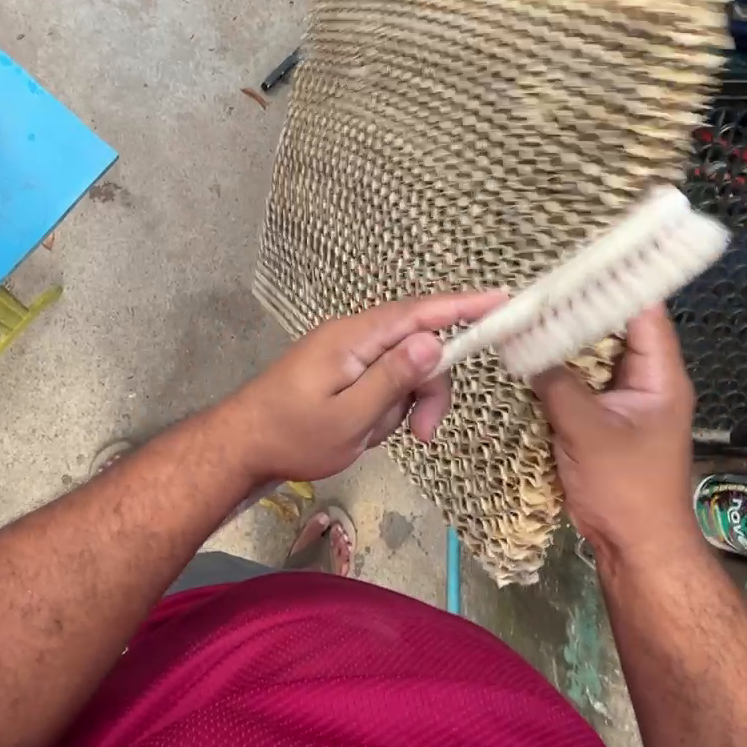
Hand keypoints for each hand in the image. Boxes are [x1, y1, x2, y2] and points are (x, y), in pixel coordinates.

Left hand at [216, 290, 506, 482]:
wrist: (243, 447)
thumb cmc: (292, 435)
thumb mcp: (349, 416)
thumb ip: (393, 378)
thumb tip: (435, 341)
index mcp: (353, 337)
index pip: (418, 312)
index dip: (463, 305)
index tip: (503, 299)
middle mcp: (352, 336)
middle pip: (416, 347)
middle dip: (426, 389)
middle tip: (421, 434)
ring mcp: (346, 354)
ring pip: (402, 370)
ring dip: (400, 406)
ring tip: (371, 436)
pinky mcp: (343, 372)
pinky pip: (381, 383)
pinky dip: (383, 410)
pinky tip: (361, 431)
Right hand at [531, 304, 702, 561]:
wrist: (632, 545)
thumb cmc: (625, 488)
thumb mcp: (588, 430)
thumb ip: (556, 382)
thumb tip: (520, 343)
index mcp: (659, 376)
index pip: (644, 313)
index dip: (616, 282)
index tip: (578, 259)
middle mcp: (642, 379)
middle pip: (612, 327)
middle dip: (577, 305)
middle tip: (537, 282)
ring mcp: (619, 398)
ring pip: (590, 352)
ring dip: (561, 335)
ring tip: (525, 308)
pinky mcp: (597, 414)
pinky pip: (576, 376)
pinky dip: (553, 363)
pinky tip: (525, 350)